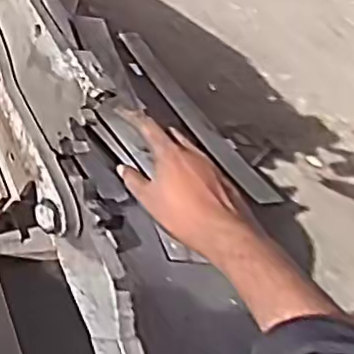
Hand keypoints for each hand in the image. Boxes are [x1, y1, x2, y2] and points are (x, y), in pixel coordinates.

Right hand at [118, 111, 266, 266]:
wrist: (228, 238)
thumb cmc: (190, 218)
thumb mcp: (149, 199)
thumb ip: (133, 180)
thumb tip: (125, 171)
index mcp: (170, 155)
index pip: (151, 128)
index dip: (138, 119)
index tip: (131, 115)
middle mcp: (193, 156)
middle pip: (174, 136)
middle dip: (162, 135)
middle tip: (150, 137)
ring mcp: (213, 168)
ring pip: (192, 151)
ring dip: (180, 152)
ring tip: (170, 161)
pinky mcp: (226, 183)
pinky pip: (206, 168)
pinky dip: (196, 170)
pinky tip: (192, 183)